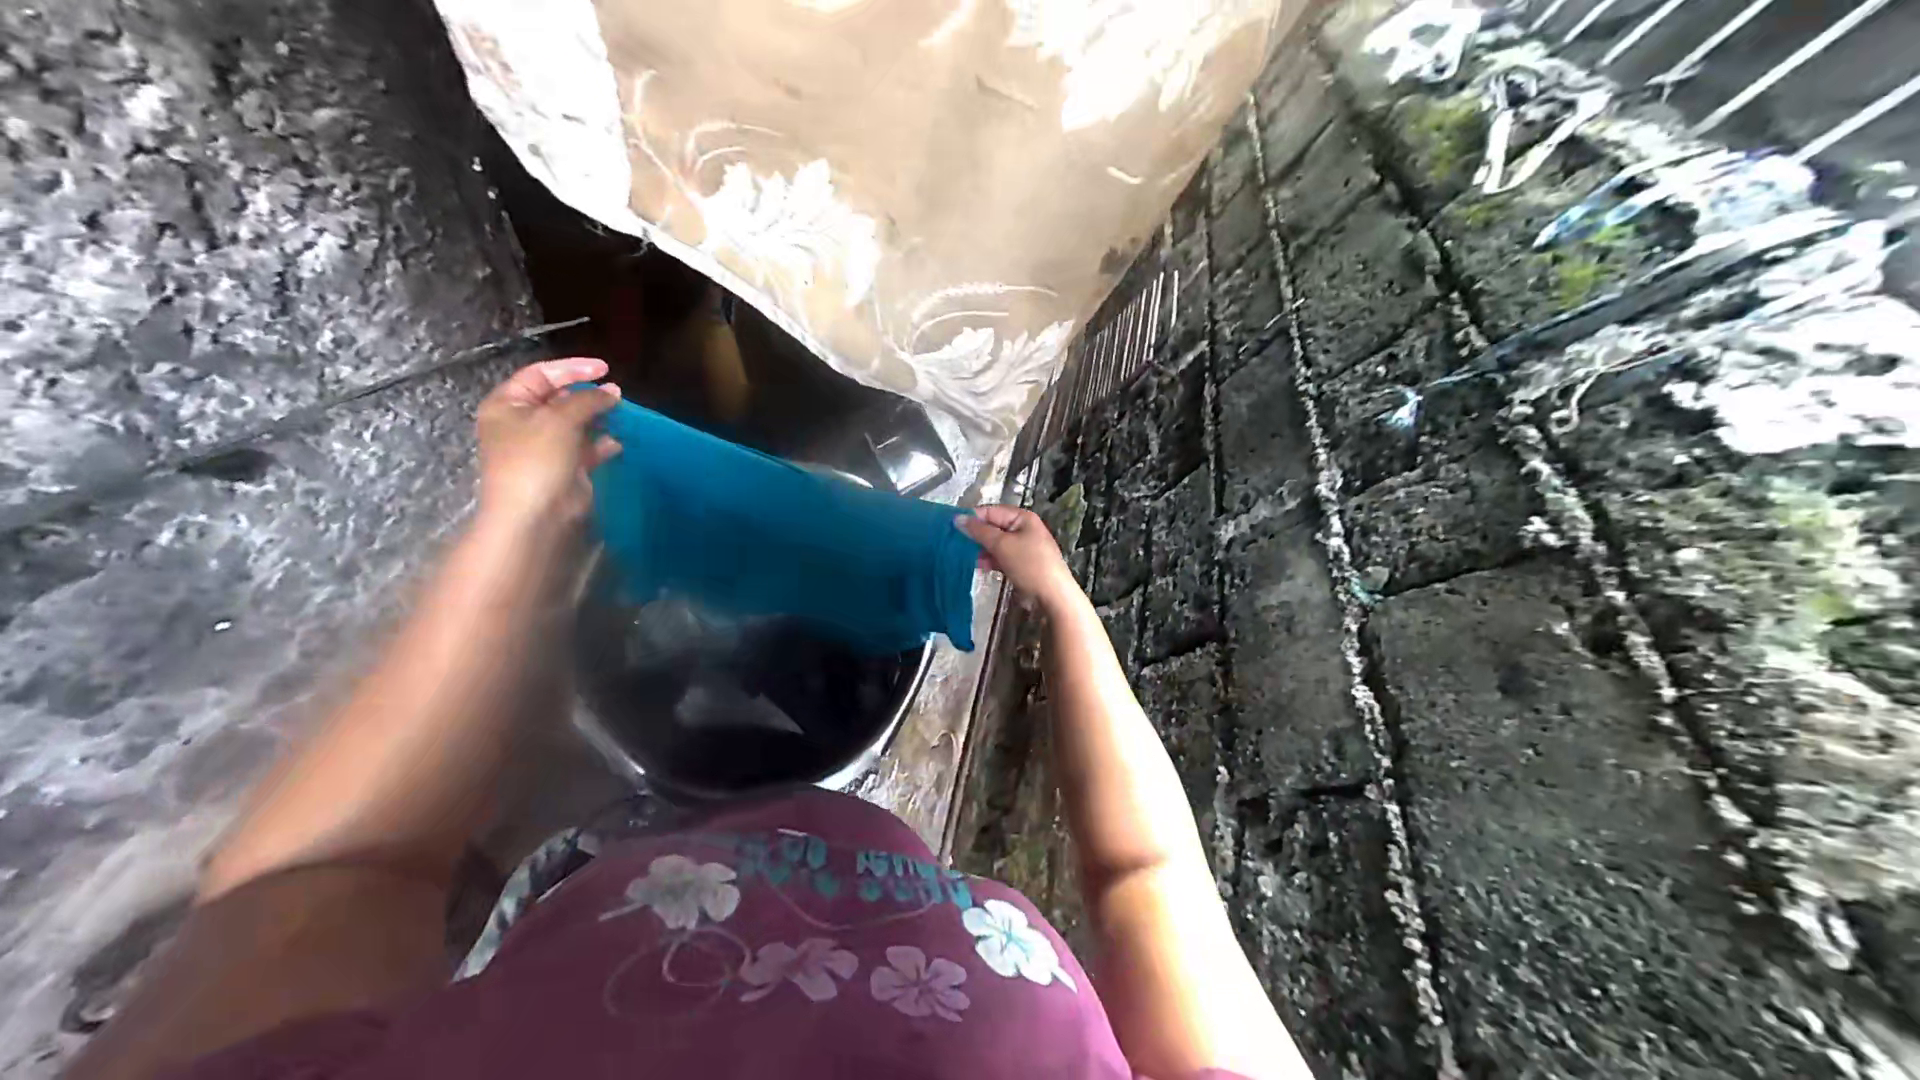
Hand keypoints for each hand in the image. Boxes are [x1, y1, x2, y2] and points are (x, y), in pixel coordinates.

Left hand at [474, 357, 621, 532]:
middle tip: (616, 394)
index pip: (541, 374)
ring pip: (576, 423)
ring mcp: (544, 447)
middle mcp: (523, 423)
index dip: (572, 368)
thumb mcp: (559, 419)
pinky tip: (615, 444)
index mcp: (508, 404)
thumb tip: (611, 391)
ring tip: (620, 415)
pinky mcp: (564, 468)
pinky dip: (601, 444)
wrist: (534, 515)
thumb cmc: (536, 459)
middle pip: (559, 398)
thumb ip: (587, 400)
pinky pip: (585, 448)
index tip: (605, 369)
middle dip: (588, 395)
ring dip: (598, 419)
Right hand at [955, 505, 1081, 611]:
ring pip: (995, 543)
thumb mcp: (1002, 545)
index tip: (951, 526)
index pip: (991, 511)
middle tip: (954, 543)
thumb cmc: (1029, 564)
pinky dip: (989, 559)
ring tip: (964, 556)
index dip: (972, 517)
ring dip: (981, 549)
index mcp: (1022, 518)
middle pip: (992, 527)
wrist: (1052, 596)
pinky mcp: (1020, 563)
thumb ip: (979, 531)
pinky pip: (1000, 556)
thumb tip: (957, 519)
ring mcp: (1022, 547)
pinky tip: (979, 566)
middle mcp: (1023, 529)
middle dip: (975, 535)